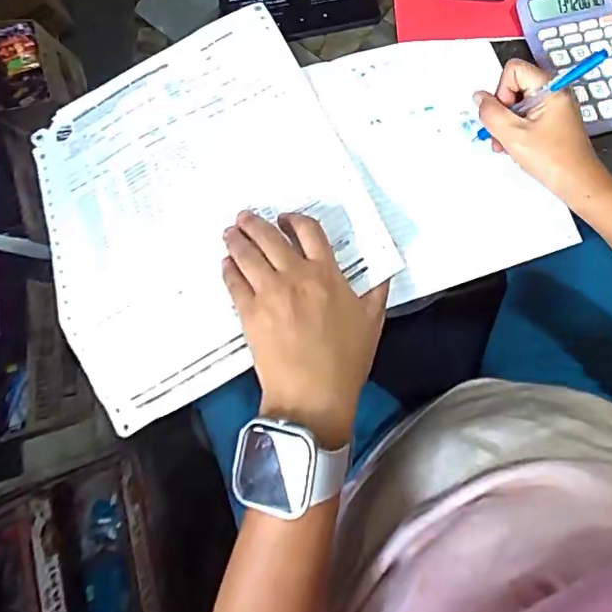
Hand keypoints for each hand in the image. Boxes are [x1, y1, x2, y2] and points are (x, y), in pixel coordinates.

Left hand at [222, 211, 387, 447]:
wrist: (312, 395)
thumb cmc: (347, 358)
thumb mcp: (372, 319)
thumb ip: (377, 290)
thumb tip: (384, 272)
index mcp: (327, 273)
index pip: (309, 232)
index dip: (295, 219)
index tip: (286, 218)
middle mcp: (295, 276)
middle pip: (270, 238)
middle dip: (255, 224)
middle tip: (245, 217)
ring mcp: (269, 294)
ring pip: (248, 256)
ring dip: (237, 240)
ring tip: (231, 233)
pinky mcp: (248, 314)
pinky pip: (235, 283)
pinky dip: (229, 270)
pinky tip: (227, 264)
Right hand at [474, 59, 611, 207]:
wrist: (580, 185)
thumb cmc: (555, 161)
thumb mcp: (512, 135)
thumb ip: (490, 113)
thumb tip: (480, 98)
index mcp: (550, 88)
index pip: (514, 70)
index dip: (502, 90)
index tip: (504, 114)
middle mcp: (555, 93)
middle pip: (515, 87)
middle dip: (503, 110)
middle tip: (502, 132)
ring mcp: (556, 108)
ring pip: (520, 105)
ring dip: (508, 124)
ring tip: (506, 145)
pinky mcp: (555, 122)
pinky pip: (528, 117)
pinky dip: (518, 130)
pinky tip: (515, 148)